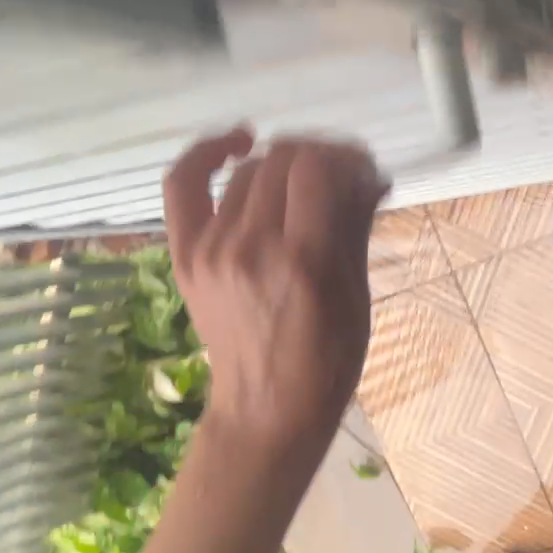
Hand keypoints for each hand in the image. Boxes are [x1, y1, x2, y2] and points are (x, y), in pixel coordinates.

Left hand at [163, 129, 387, 454]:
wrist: (270, 408)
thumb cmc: (330, 362)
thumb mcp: (357, 297)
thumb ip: (354, 230)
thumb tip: (369, 179)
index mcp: (305, 260)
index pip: (317, 170)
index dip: (346, 158)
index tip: (366, 172)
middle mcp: (253, 245)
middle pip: (283, 162)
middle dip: (322, 156)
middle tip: (346, 175)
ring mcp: (211, 248)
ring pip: (247, 172)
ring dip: (284, 163)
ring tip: (309, 178)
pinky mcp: (184, 254)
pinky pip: (183, 184)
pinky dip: (207, 153)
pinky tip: (238, 144)